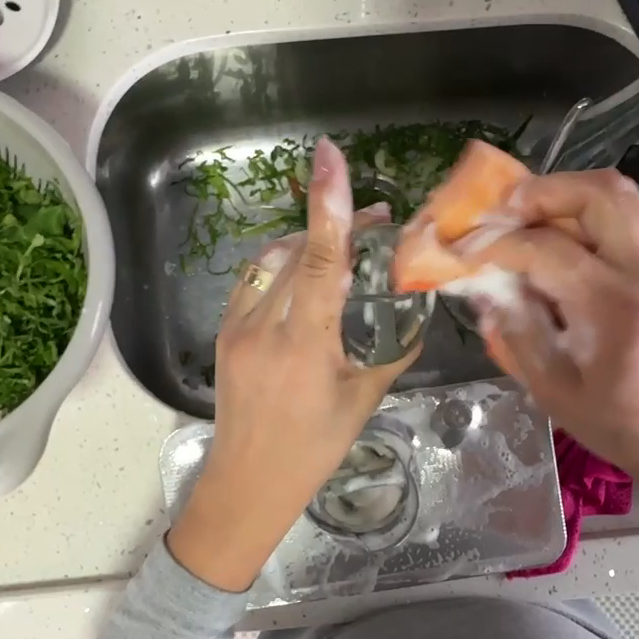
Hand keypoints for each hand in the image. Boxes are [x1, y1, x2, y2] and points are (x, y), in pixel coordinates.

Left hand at [168, 138, 417, 590]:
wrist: (247, 482)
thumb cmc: (313, 450)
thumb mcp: (363, 403)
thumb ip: (391, 353)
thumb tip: (415, 313)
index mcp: (305, 347)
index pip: (319, 263)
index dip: (328, 207)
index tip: (329, 156)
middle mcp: (264, 329)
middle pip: (301, 254)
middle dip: (338, 226)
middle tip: (378, 217)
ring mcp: (236, 328)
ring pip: (273, 262)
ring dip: (308, 242)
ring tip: (344, 240)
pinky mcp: (223, 332)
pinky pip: (253, 282)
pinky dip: (281, 265)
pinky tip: (304, 269)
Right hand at [463, 170, 638, 552]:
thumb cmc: (608, 417)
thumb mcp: (548, 385)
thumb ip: (514, 328)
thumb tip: (482, 284)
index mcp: (613, 307)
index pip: (547, 249)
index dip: (498, 244)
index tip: (464, 249)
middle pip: (598, 194)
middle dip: (542, 192)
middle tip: (502, 213)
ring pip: (616, 192)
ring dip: (564, 193)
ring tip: (524, 216)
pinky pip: (622, 212)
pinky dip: (582, 208)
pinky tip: (552, 233)